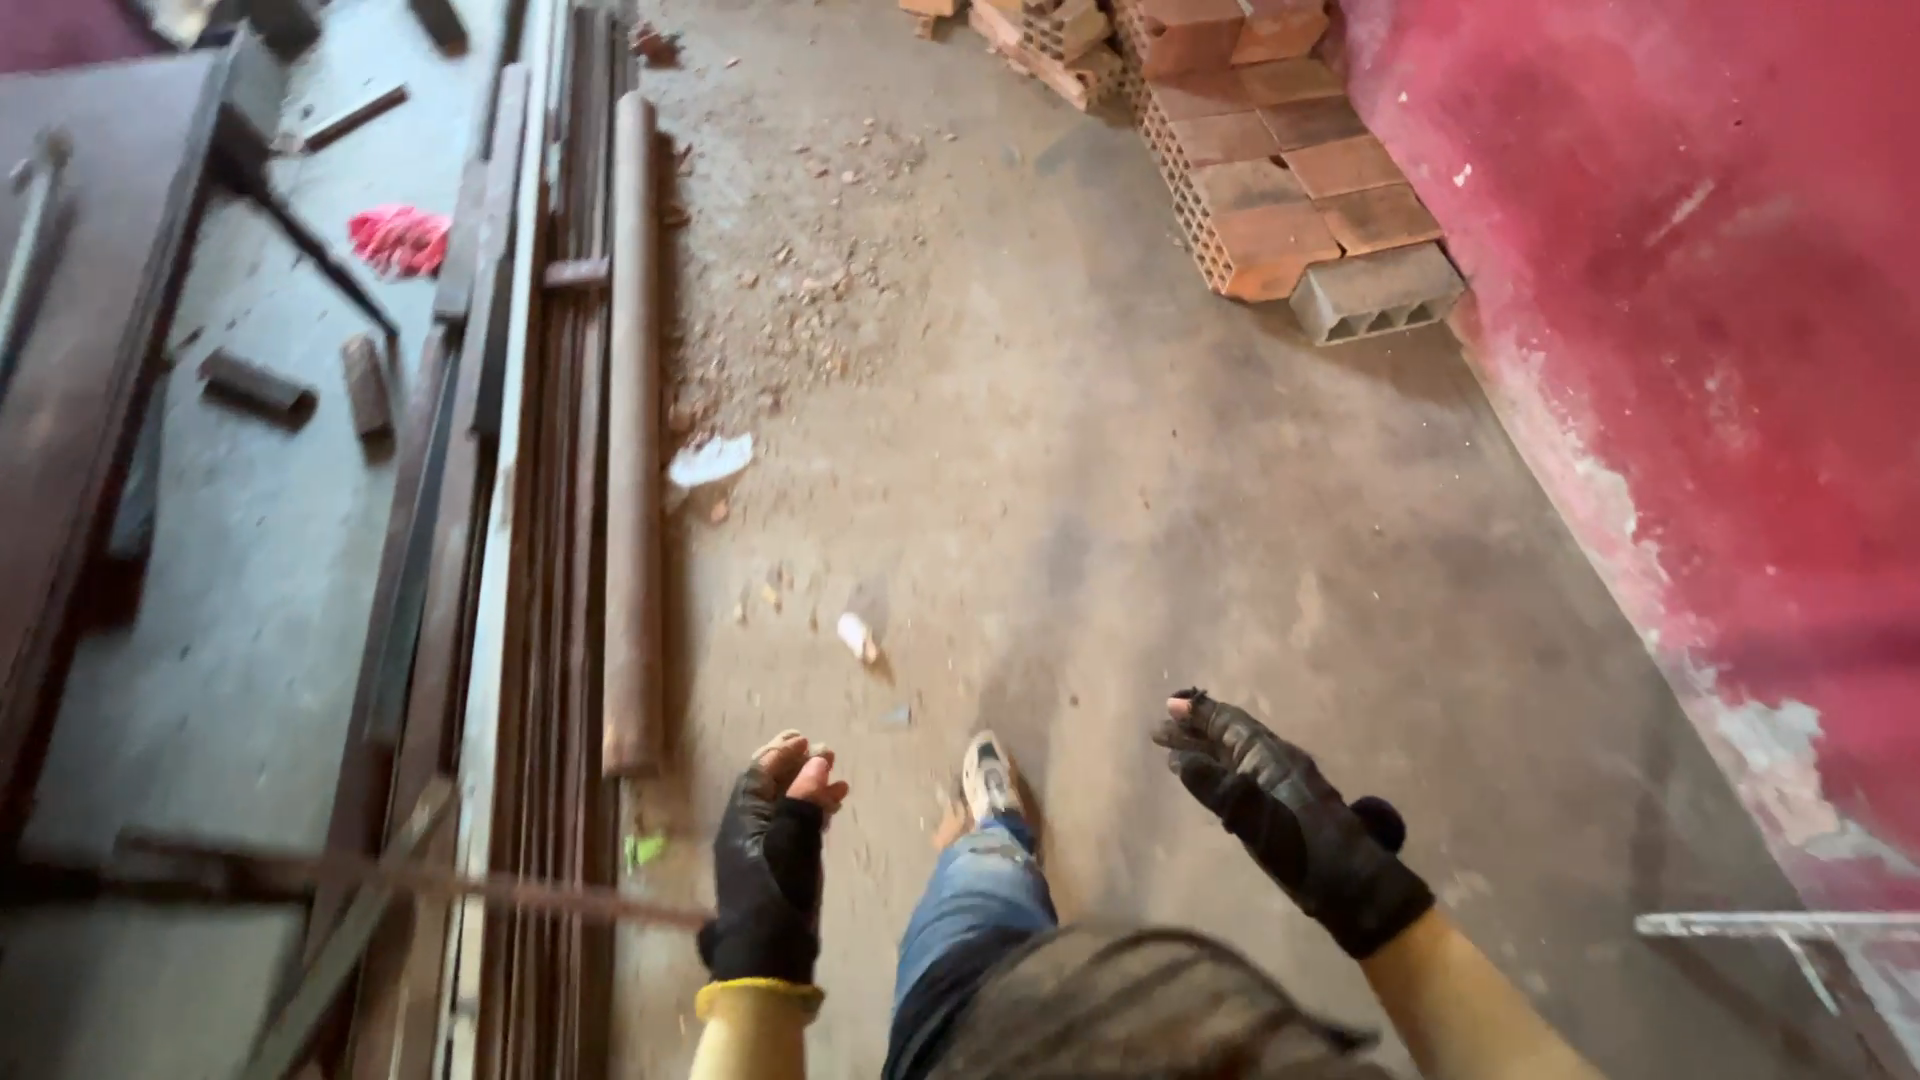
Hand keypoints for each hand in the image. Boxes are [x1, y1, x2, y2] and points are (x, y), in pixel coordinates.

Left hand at [698, 730, 850, 984]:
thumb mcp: (793, 842)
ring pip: (783, 808)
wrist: (769, 958)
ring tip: (839, 781)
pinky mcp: (774, 868)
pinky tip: (833, 810)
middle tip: (825, 752)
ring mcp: (760, 851)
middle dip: (797, 767)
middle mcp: (746, 831)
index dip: (780, 753)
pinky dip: (811, 813)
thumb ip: (803, 799)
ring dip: (809, 789)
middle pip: (770, 788)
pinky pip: (791, 828)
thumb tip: (815, 761)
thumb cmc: (778, 893)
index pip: (758, 774)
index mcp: (741, 821)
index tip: (804, 739)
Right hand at [1153, 690, 1432, 958]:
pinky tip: (1205, 783)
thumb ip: (1217, 788)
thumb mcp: (1256, 819)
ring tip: (1172, 754)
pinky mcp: (1281, 807)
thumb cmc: (1305, 850)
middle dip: (1194, 731)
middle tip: (1159, 732)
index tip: (1169, 705)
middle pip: (1229, 736)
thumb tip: (1179, 760)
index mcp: (1272, 755)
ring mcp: (1280, 785)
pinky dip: (1216, 773)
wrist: (1354, 889)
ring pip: (1234, 757)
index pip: (1230, 722)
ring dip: (1203, 752)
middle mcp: (1276, 762)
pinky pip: (1241, 776)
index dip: (1199, 712)